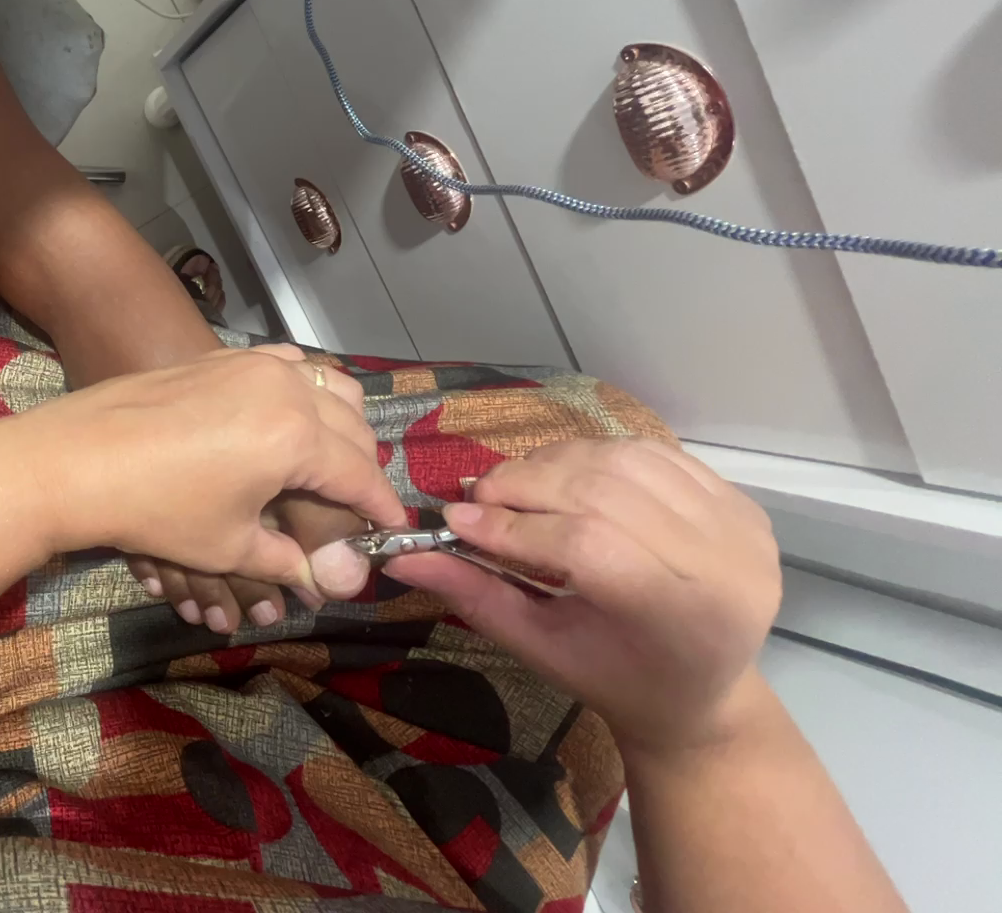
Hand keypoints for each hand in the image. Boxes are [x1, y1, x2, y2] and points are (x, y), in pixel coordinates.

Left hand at [0, 346, 403, 600]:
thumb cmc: (155, 509)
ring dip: (340, 421)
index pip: (360, 474)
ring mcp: (249, 363)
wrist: (76, 459)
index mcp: (297, 436)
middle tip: (358, 504)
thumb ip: (287, 558)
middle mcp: (284, 387)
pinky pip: (285, 365)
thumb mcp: (228, 545)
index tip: (393, 530)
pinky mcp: (219, 357)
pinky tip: (290, 413)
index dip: (381, 507)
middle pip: (352, 426)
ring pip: (324, 385)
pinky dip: (303, 388)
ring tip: (331, 460)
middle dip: (364, 467)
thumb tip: (322, 578)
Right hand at [379, 438, 781, 756]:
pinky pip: (647, 451)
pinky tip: (563, 478)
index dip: (513, 526)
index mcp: (680, 617)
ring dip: (551, 463)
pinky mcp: (737, 500)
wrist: (701, 687)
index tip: (454, 522)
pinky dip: (589, 453)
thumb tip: (399, 558)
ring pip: (621, 459)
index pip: (588, 546)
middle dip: (522, 486)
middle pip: (603, 491)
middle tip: (477, 499)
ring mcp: (739, 524)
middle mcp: (726, 563)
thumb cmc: (610, 676)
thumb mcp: (535, 646)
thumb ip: (471, 594)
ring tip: (515, 487)